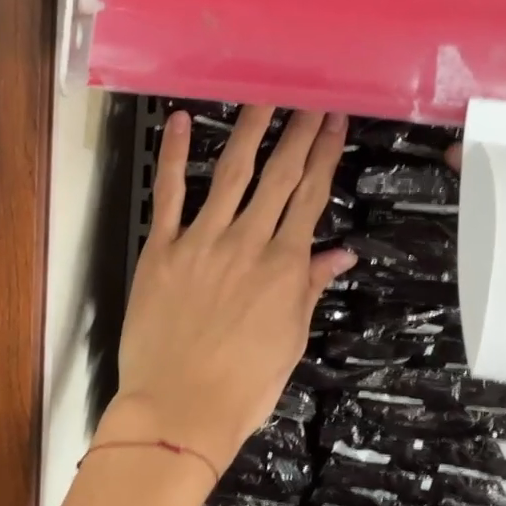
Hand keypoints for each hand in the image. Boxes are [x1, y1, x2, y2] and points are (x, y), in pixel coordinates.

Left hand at [103, 107, 355, 471]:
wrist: (181, 408)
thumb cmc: (242, 384)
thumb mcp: (290, 340)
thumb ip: (310, 288)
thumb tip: (341, 255)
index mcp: (284, 267)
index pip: (310, 197)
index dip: (324, 155)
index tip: (334, 122)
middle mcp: (248, 243)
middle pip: (279, 176)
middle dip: (298, 132)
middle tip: (309, 97)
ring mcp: (203, 242)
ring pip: (232, 173)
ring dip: (250, 131)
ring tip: (263, 96)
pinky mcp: (163, 249)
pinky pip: (170, 194)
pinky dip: (173, 156)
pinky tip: (179, 122)